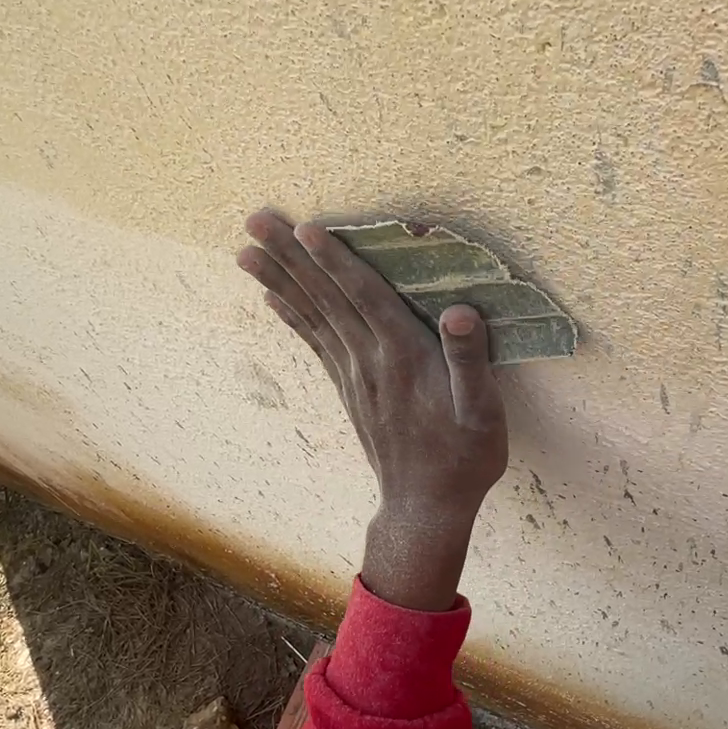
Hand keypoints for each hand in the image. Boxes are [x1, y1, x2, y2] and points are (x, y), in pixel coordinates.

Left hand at [236, 210, 508, 610]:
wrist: (426, 507)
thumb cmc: (463, 457)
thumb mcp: (482, 413)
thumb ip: (470, 361)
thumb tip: (460, 312)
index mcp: (404, 358)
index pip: (365, 298)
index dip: (338, 262)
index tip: (305, 228)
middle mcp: (370, 360)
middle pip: (327, 300)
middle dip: (291, 258)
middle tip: (255, 221)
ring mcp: (354, 376)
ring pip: (313, 318)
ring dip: (280, 281)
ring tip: (245, 252)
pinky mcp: (348, 390)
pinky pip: (314, 344)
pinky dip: (291, 317)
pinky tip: (272, 299)